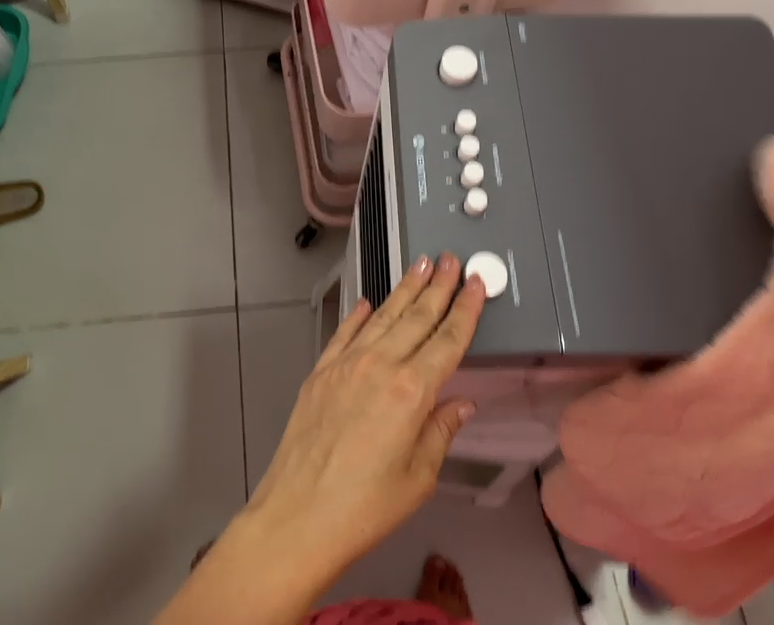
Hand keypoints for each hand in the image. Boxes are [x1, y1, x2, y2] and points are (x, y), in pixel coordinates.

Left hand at [244, 253, 486, 585]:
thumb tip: (461, 403)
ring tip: (419, 264)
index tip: (476, 283)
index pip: (448, 340)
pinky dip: (359, 315)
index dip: (465, 310)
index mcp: (411, 392)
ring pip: (382, 317)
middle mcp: (379, 367)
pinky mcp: (320, 373)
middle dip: (437, 285)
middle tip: (449, 258)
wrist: (298, 515)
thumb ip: (441, 431)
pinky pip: (344, 334)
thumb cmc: (364, 507)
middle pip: (416, 318)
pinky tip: (369, 303)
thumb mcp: (418, 477)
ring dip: (404, 290)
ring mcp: (345, 366)